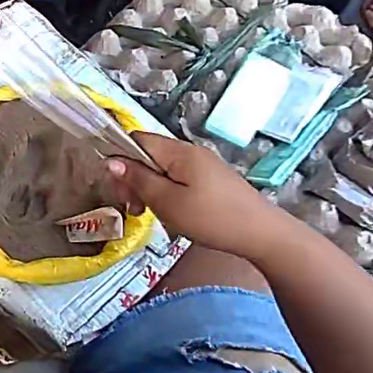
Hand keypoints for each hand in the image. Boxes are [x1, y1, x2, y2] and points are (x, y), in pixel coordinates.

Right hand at [105, 132, 295, 260]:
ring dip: (150, 189)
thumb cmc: (211, 218)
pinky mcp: (212, 180)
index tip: (120, 190)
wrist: (261, 233)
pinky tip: (173, 213)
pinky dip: (168, 193)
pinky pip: (179, 179)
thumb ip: (139, 180)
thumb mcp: (168, 202)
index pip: (137, 139)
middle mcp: (191, 152)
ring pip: (163, 169)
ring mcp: (203, 165)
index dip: (120, 160)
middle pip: (149, 155)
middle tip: (135, 208)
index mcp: (179, 151)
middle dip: (134, 178)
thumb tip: (111, 160)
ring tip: (152, 214)